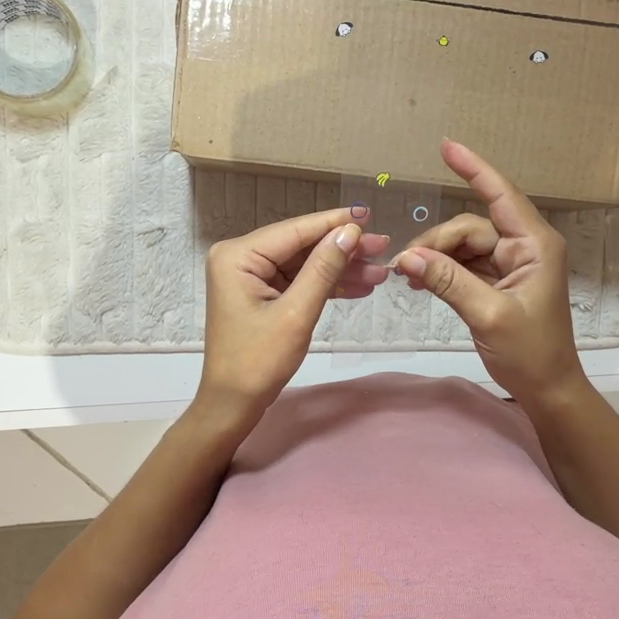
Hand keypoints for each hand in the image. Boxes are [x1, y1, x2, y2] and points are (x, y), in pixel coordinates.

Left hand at [200, 208, 391, 421]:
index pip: (295, 230)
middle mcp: (240, 258)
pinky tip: (361, 287)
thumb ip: (324, 269)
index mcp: (238, 256)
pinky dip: (327, 285)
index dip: (335, 223)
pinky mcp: (261, 294)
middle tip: (384, 247)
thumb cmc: (258, 361)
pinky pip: (298, 281)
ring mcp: (250, 276)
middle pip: (302, 245)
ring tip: (381, 273)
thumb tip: (351, 232)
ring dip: (341, 269)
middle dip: (343, 249)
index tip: (370, 215)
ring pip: (305, 264)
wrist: (233, 403)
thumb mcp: (296, 314)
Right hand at [397, 139, 584, 406]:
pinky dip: (442, 271)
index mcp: (535, 245)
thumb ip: (449, 282)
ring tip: (408, 277)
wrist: (547, 388)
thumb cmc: (530, 352)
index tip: (446, 146)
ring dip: (435, 257)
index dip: (474, 169)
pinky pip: (463, 266)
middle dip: (437, 241)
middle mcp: (524, 247)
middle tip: (405, 265)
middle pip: (471, 227)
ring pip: (463, 246)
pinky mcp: (497, 283)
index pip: (501, 195)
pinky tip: (420, 281)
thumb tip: (409, 257)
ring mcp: (510, 266)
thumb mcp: (489, 315)